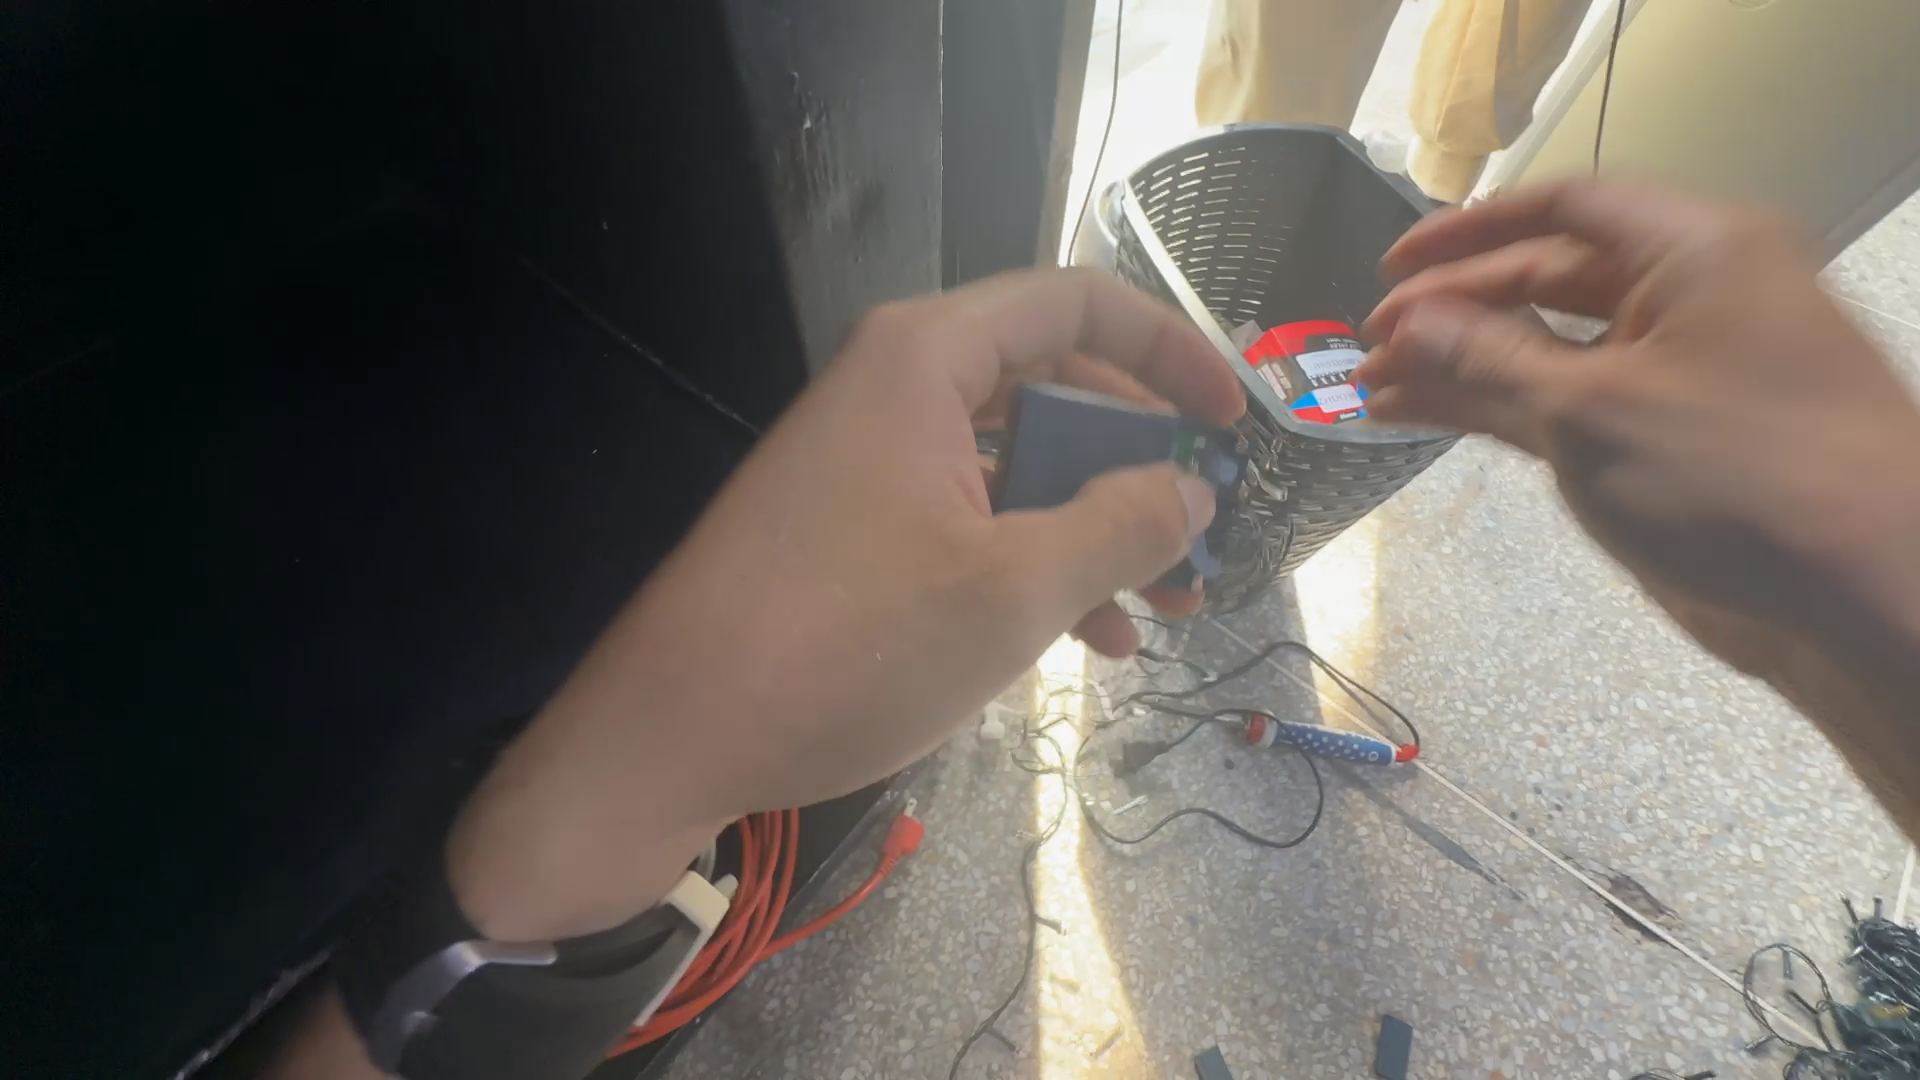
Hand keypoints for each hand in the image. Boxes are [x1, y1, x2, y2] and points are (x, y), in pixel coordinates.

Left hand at [447, 269, 1243, 939]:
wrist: (675, 735)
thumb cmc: (846, 644)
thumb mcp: (1011, 590)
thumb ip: (1118, 528)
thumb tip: (1188, 491)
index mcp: (927, 360)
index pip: (1077, 305)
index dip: (1170, 350)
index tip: (1226, 420)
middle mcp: (896, 390)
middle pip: (1051, 390)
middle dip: (1134, 464)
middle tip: (1195, 532)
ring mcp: (873, 462)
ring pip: (1015, 469)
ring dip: (1092, 529)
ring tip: (1160, 603)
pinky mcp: (858, 527)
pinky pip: (970, 520)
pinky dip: (1031, 564)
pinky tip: (1086, 635)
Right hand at [1355, 180, 1919, 657]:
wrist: (1849, 589)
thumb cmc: (1730, 471)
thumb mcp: (1589, 405)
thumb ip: (1487, 356)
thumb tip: (1407, 321)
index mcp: (1691, 256)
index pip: (1564, 210)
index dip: (1468, 230)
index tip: (1390, 265)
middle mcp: (1671, 300)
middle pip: (1535, 281)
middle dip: (1445, 311)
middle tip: (1367, 343)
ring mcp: (1648, 371)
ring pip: (1526, 348)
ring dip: (1448, 364)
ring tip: (1369, 387)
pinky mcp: (1629, 432)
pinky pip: (1535, 400)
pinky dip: (1475, 405)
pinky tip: (1411, 414)